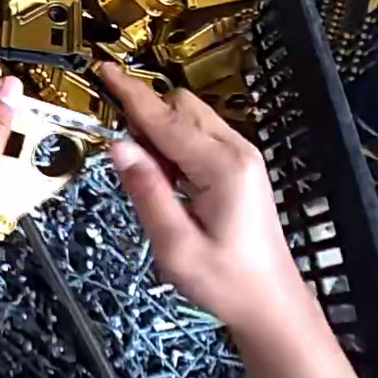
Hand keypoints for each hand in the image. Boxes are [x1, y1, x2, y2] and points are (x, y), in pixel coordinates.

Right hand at [98, 62, 317, 335]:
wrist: (271, 305)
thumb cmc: (227, 283)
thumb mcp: (175, 246)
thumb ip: (146, 192)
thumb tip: (119, 147)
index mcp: (221, 168)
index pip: (165, 118)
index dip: (131, 94)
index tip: (106, 72)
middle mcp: (236, 152)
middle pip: (180, 106)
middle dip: (146, 116)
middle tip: (126, 154)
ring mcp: (240, 156)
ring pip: (189, 117)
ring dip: (159, 131)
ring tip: (150, 177)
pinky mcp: (238, 165)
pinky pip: (197, 135)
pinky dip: (173, 144)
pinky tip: (168, 180)